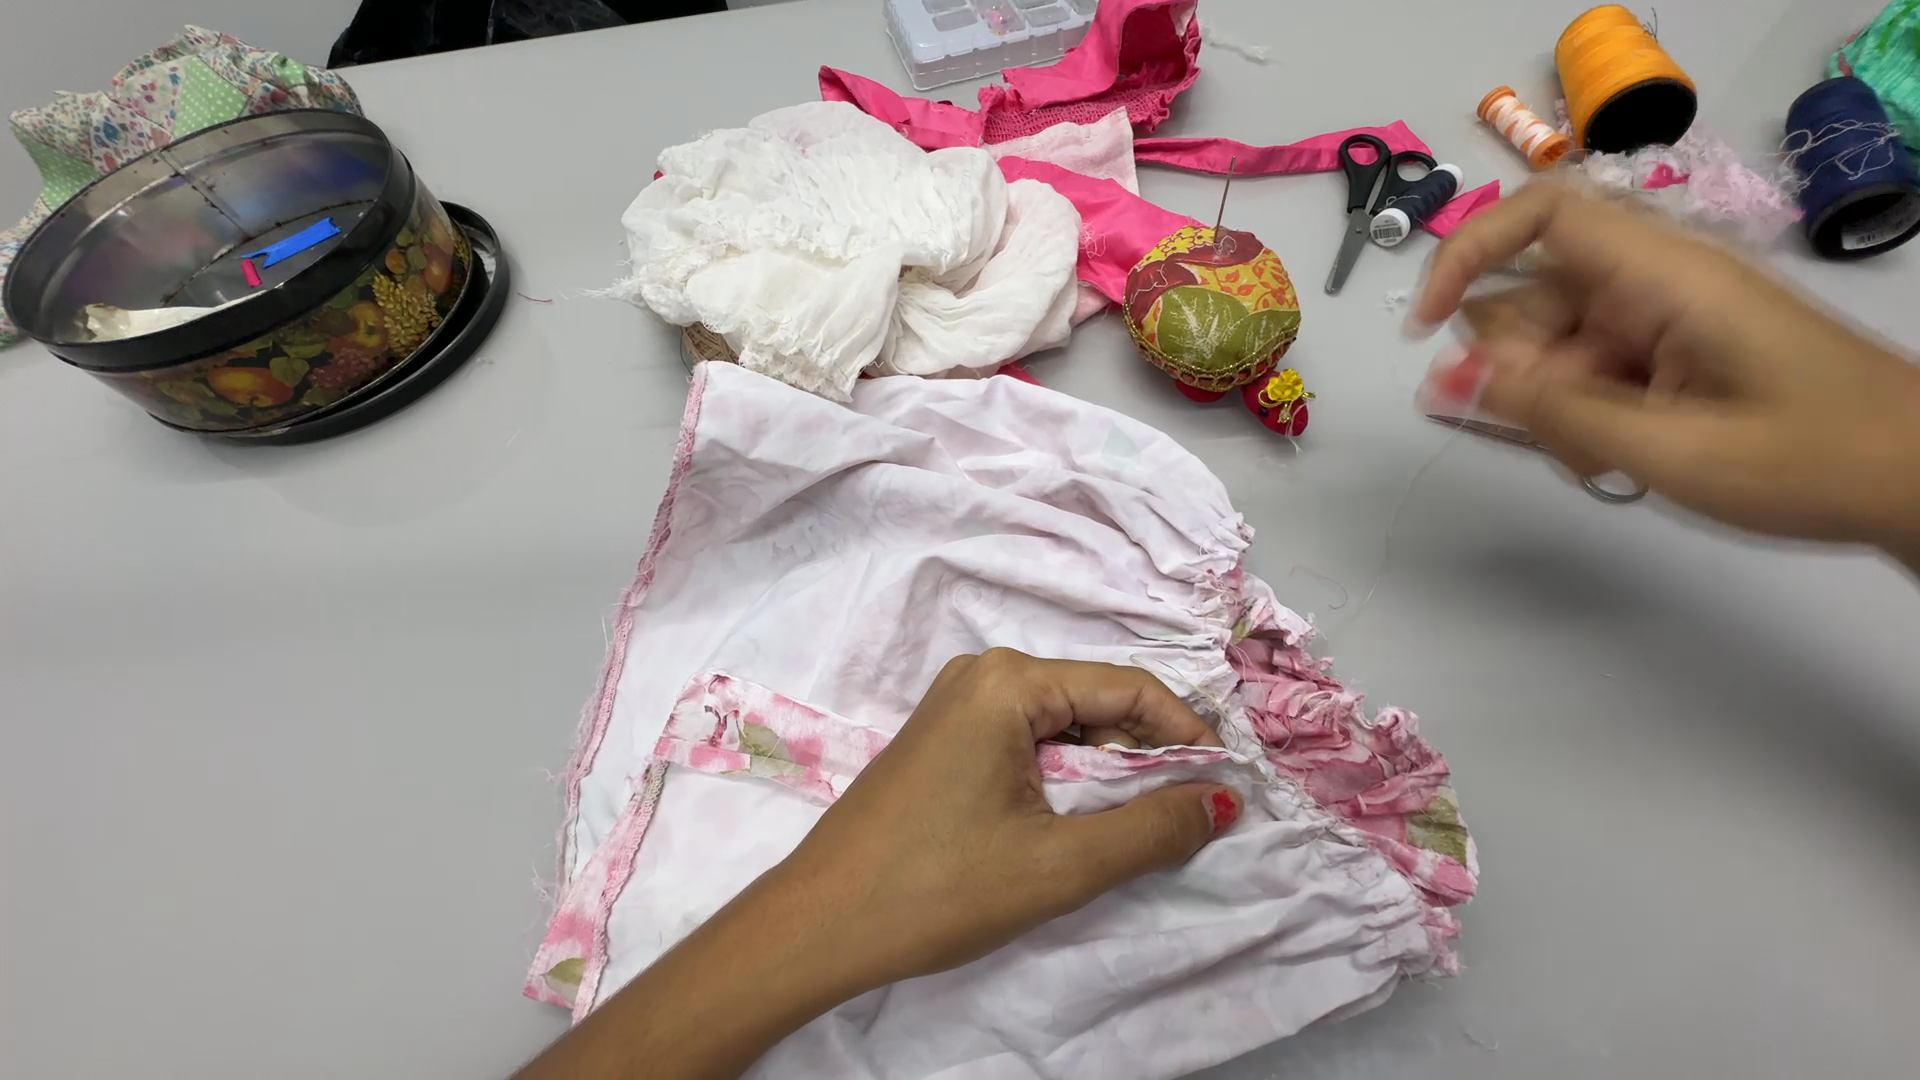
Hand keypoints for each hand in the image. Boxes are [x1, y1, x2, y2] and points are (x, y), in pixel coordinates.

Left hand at [513, 651, 1239, 1079]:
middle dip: (1143, 753)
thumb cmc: (939, 888)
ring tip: (1128, 824)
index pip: (1126, 687)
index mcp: (1008, 682)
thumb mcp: (1059, 864)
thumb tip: (1223, 800)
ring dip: (1104, 767)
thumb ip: (1151, 829)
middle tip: (1179, 813)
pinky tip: (1069, 816)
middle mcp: (981, 673)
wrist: (818, 923)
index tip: (1225, 783)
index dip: (1184, 732)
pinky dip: (1062, 771)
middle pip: (1092, 699)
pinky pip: (1023, 736)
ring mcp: (956, 701)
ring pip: (1060, 721)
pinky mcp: (943, 733)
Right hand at [1411, 180, 1919, 562]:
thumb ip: (1545, 410)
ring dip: (1541, 408)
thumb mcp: (1662, 445)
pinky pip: (1565, 377)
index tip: (1425, 327)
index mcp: (1661, 277)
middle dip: (1514, 371)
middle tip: (1566, 430)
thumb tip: (1438, 381)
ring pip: (1535, 350)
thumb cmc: (1812, 461)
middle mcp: (1644, 286)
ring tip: (1604, 454)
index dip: (1465, 253)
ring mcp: (1644, 322)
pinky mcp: (1647, 355)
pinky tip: (1612, 454)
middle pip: (1519, 301)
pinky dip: (1566, 420)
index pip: (1540, 216)